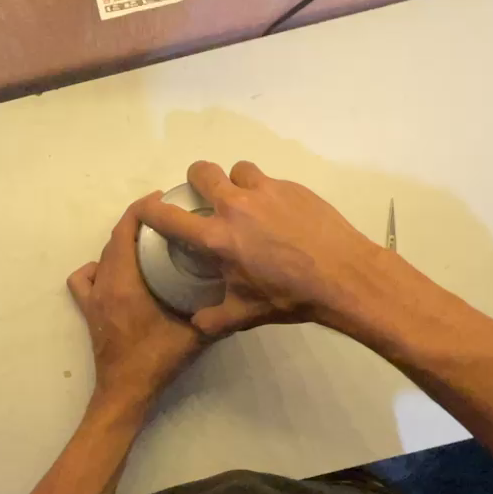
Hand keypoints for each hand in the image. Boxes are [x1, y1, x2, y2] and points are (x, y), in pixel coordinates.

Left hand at [68, 194, 207, 407]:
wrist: (125, 392)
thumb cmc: (157, 361)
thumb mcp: (195, 335)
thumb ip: (216, 313)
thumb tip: (241, 294)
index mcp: (125, 282)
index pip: (125, 229)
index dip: (142, 209)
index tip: (163, 199)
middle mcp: (104, 283)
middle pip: (114, 238)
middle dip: (138, 223)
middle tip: (167, 221)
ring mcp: (93, 297)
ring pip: (102, 256)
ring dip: (121, 243)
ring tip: (147, 244)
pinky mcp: (89, 310)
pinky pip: (86, 279)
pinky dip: (99, 268)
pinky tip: (117, 273)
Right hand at [136, 160, 406, 334]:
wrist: (343, 276)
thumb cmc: (290, 297)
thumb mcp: (246, 315)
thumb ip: (214, 319)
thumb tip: (197, 324)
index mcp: (218, 238)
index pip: (169, 217)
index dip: (151, 211)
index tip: (148, 210)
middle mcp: (236, 207)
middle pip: (202, 171)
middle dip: (196, 180)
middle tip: (204, 198)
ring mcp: (266, 192)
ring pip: (238, 169)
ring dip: (235, 182)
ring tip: (245, 202)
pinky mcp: (293, 188)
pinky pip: (269, 180)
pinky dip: (265, 193)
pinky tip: (277, 215)